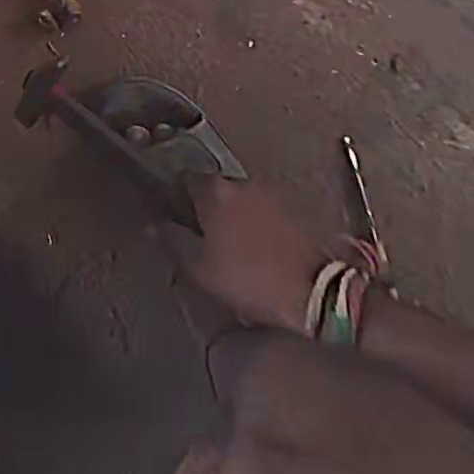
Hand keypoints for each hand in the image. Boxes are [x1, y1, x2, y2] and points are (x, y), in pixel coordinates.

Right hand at [171, 175, 324, 332]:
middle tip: (204, 235)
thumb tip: (154, 226)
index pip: (184, 178)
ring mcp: (272, 195)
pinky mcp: (296, 212)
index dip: (177, 196)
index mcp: (213, 190)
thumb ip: (173, 239)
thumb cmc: (249, 278)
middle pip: (213, 187)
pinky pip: (264, 211)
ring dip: (234, 214)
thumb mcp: (200, 266)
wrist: (319, 295)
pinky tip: (258, 249)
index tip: (177, 217)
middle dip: (207, 205)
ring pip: (240, 199)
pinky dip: (257, 223)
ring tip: (234, 246)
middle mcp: (241, 183)